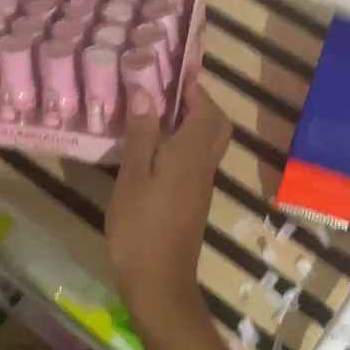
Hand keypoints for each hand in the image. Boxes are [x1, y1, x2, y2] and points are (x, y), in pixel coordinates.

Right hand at [106, 83, 232, 324]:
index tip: (174, 68)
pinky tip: (154, 147)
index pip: (205, 108)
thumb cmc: (140, 227)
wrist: (159, 281)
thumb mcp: (133, 176)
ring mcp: (201, 185)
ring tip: (156, 112)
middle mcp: (204, 165)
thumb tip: (147, 92)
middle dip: (199, 103)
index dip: (194, 86)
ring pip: (207, 143)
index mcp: (191, 153)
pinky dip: (183, 144)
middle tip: (169, 92)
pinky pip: (196, 160)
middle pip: (215, 124)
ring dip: (191, 122)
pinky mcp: (193, 201)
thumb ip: (143, 134)